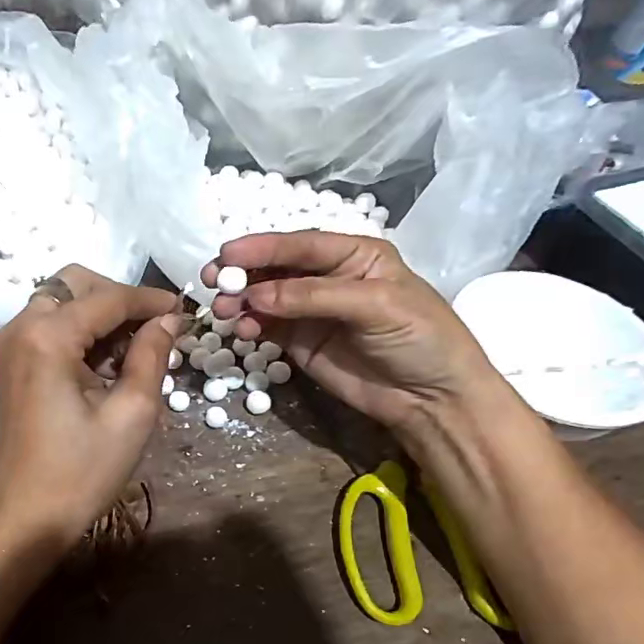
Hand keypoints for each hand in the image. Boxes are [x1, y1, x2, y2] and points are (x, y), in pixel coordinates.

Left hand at [0, 265, 181, 553]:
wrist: (29, 514)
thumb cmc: (84, 470)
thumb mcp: (132, 413)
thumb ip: (151, 355)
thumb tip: (169, 319)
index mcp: (48, 337)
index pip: (108, 298)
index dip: (150, 300)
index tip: (185, 308)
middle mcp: (21, 328)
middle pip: (75, 284)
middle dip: (119, 297)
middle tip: (156, 328)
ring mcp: (11, 345)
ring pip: (62, 301)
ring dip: (100, 314)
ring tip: (137, 348)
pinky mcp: (13, 362)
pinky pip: (50, 326)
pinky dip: (81, 331)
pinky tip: (109, 361)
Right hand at [203, 231, 506, 432]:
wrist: (431, 398)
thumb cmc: (418, 338)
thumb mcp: (375, 306)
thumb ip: (314, 296)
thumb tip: (257, 295)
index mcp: (354, 255)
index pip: (302, 245)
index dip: (263, 247)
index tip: (228, 254)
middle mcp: (328, 277)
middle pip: (277, 267)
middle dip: (243, 272)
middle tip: (213, 280)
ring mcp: (311, 310)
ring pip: (266, 297)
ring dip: (241, 301)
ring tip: (224, 311)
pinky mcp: (300, 341)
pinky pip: (267, 326)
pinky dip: (251, 326)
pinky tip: (244, 331)